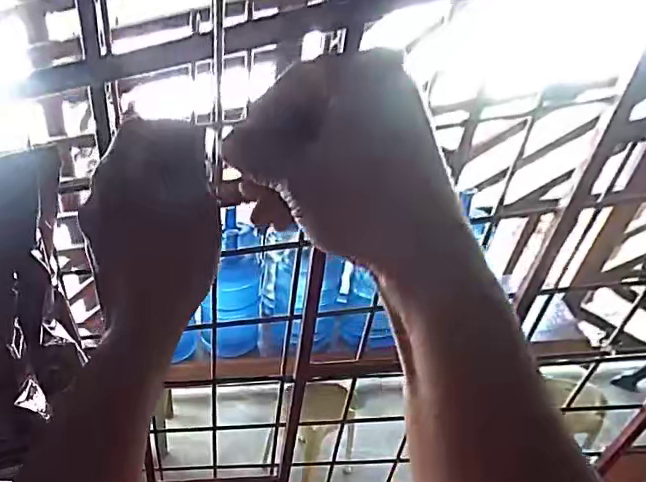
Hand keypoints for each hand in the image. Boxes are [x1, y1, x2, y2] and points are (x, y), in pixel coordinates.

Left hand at [78, 118, 218, 339]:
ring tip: (183, 204)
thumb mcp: (197, 206)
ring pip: (123, 187)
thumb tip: (188, 142)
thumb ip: (189, 164)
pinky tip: (164, 231)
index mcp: (119, 174)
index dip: (171, 132)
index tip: (196, 146)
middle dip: (161, 159)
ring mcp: (92, 222)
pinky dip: (140, 213)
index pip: (140, 128)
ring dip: (151, 187)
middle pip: (128, 156)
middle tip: (193, 174)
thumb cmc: (175, 268)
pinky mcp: (95, 247)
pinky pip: (118, 215)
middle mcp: (97, 194)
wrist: (142, 325)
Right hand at [224, 49, 471, 282]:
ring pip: (316, 145)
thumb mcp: (293, 178)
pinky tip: (286, 217)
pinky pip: (337, 159)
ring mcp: (387, 119)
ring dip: (282, 182)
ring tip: (263, 216)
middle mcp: (379, 86)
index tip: (234, 158)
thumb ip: (256, 156)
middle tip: (247, 194)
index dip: (255, 124)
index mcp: (360, 75)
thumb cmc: (358, 203)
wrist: (417, 243)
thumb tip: (229, 145)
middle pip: (302, 118)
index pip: (290, 86)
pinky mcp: (391, 153)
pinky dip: (308, 186)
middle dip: (268, 163)